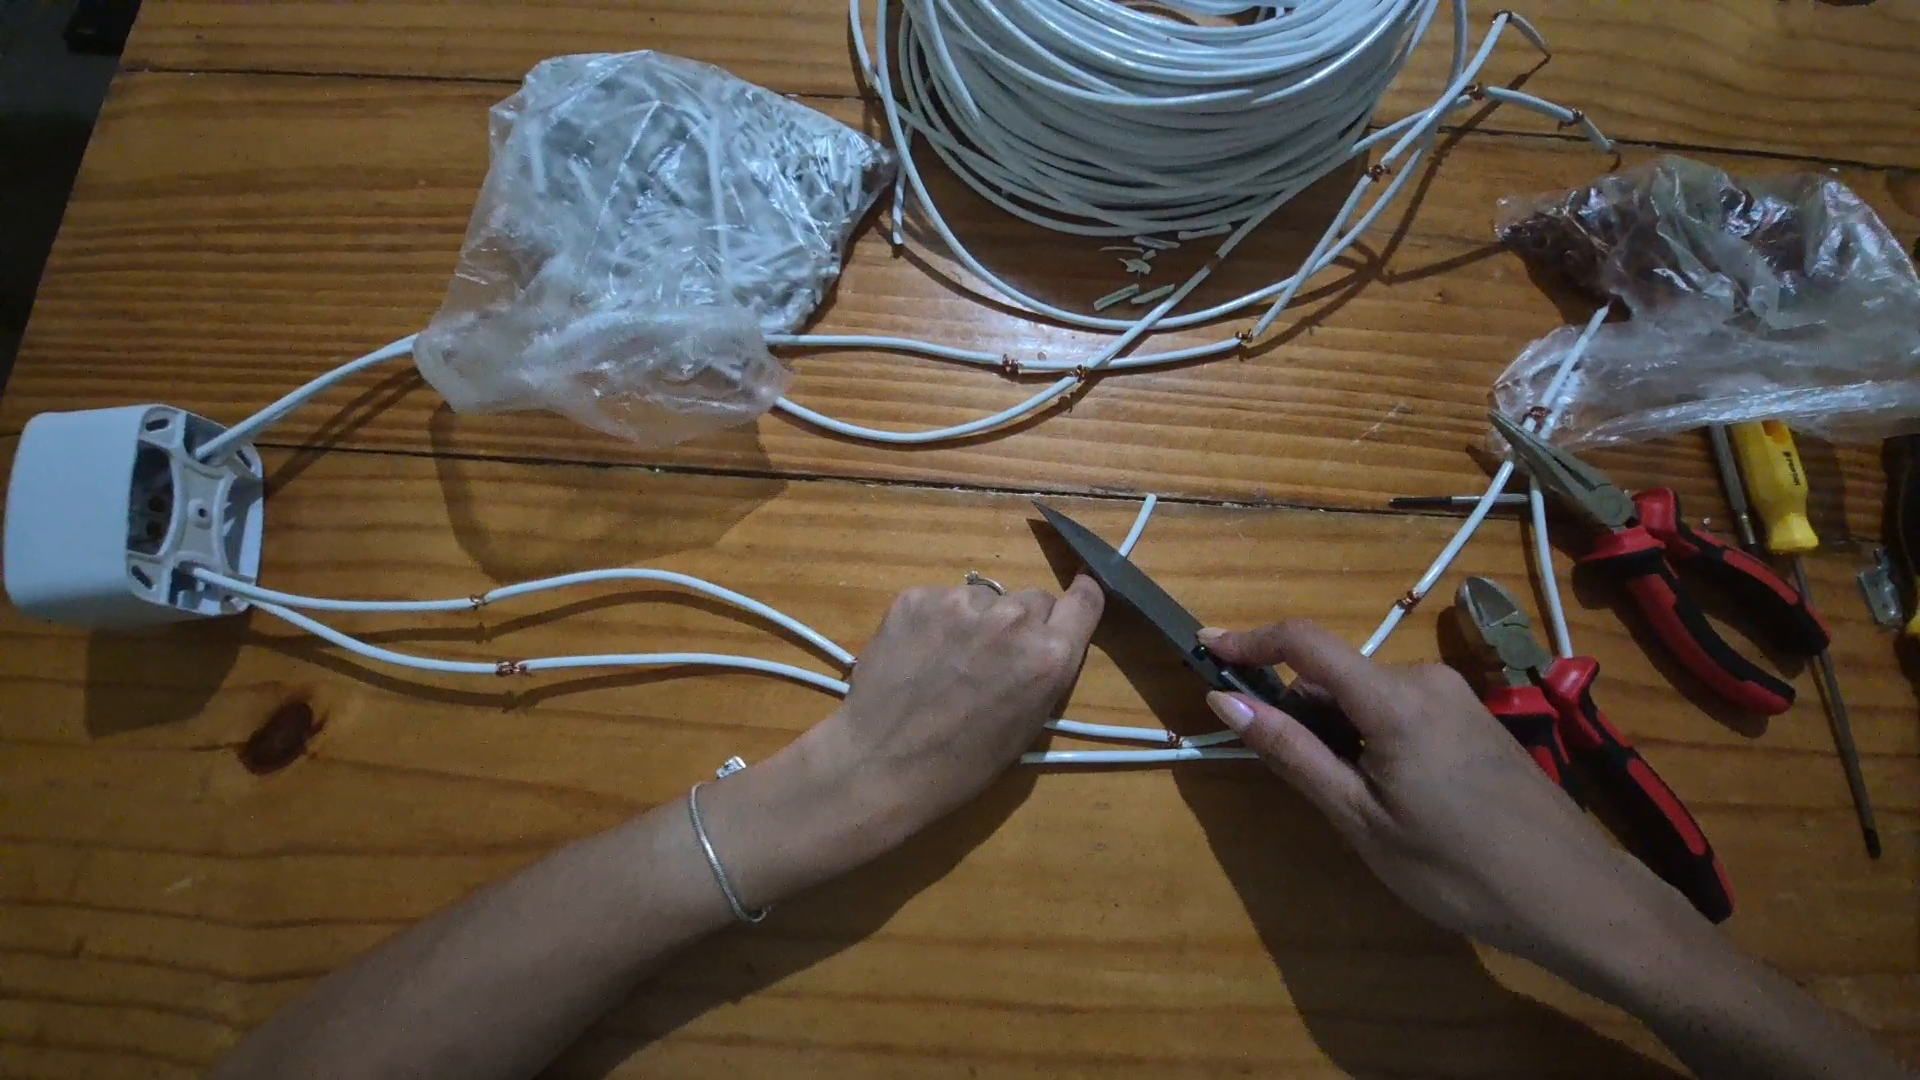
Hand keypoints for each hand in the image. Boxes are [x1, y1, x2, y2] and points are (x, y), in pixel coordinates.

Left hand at [814, 576, 1104, 837]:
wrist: (883, 764)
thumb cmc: (963, 763)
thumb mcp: (1029, 725)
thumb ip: (1046, 670)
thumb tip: (1046, 639)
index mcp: (1049, 655)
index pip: (1085, 601)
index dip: (1080, 597)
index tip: (1077, 593)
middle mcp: (1012, 619)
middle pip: (1032, 600)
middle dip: (1020, 623)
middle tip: (991, 657)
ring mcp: (960, 602)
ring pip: (983, 597)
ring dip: (975, 619)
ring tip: (947, 659)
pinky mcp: (917, 598)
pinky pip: (941, 599)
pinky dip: (935, 620)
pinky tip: (918, 653)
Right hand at [1198, 620, 1701, 968]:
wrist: (1588, 904)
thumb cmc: (1462, 869)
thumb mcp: (1361, 818)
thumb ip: (1291, 751)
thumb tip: (1223, 699)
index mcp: (1394, 700)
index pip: (1305, 642)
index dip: (1249, 639)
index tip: (1205, 648)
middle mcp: (1424, 680)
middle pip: (1332, 675)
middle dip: (1294, 708)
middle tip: (1286, 770)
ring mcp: (1453, 697)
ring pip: (1362, 695)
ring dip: (1331, 727)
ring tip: (1347, 798)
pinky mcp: (1469, 718)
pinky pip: (1394, 707)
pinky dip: (1364, 733)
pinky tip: (1385, 791)